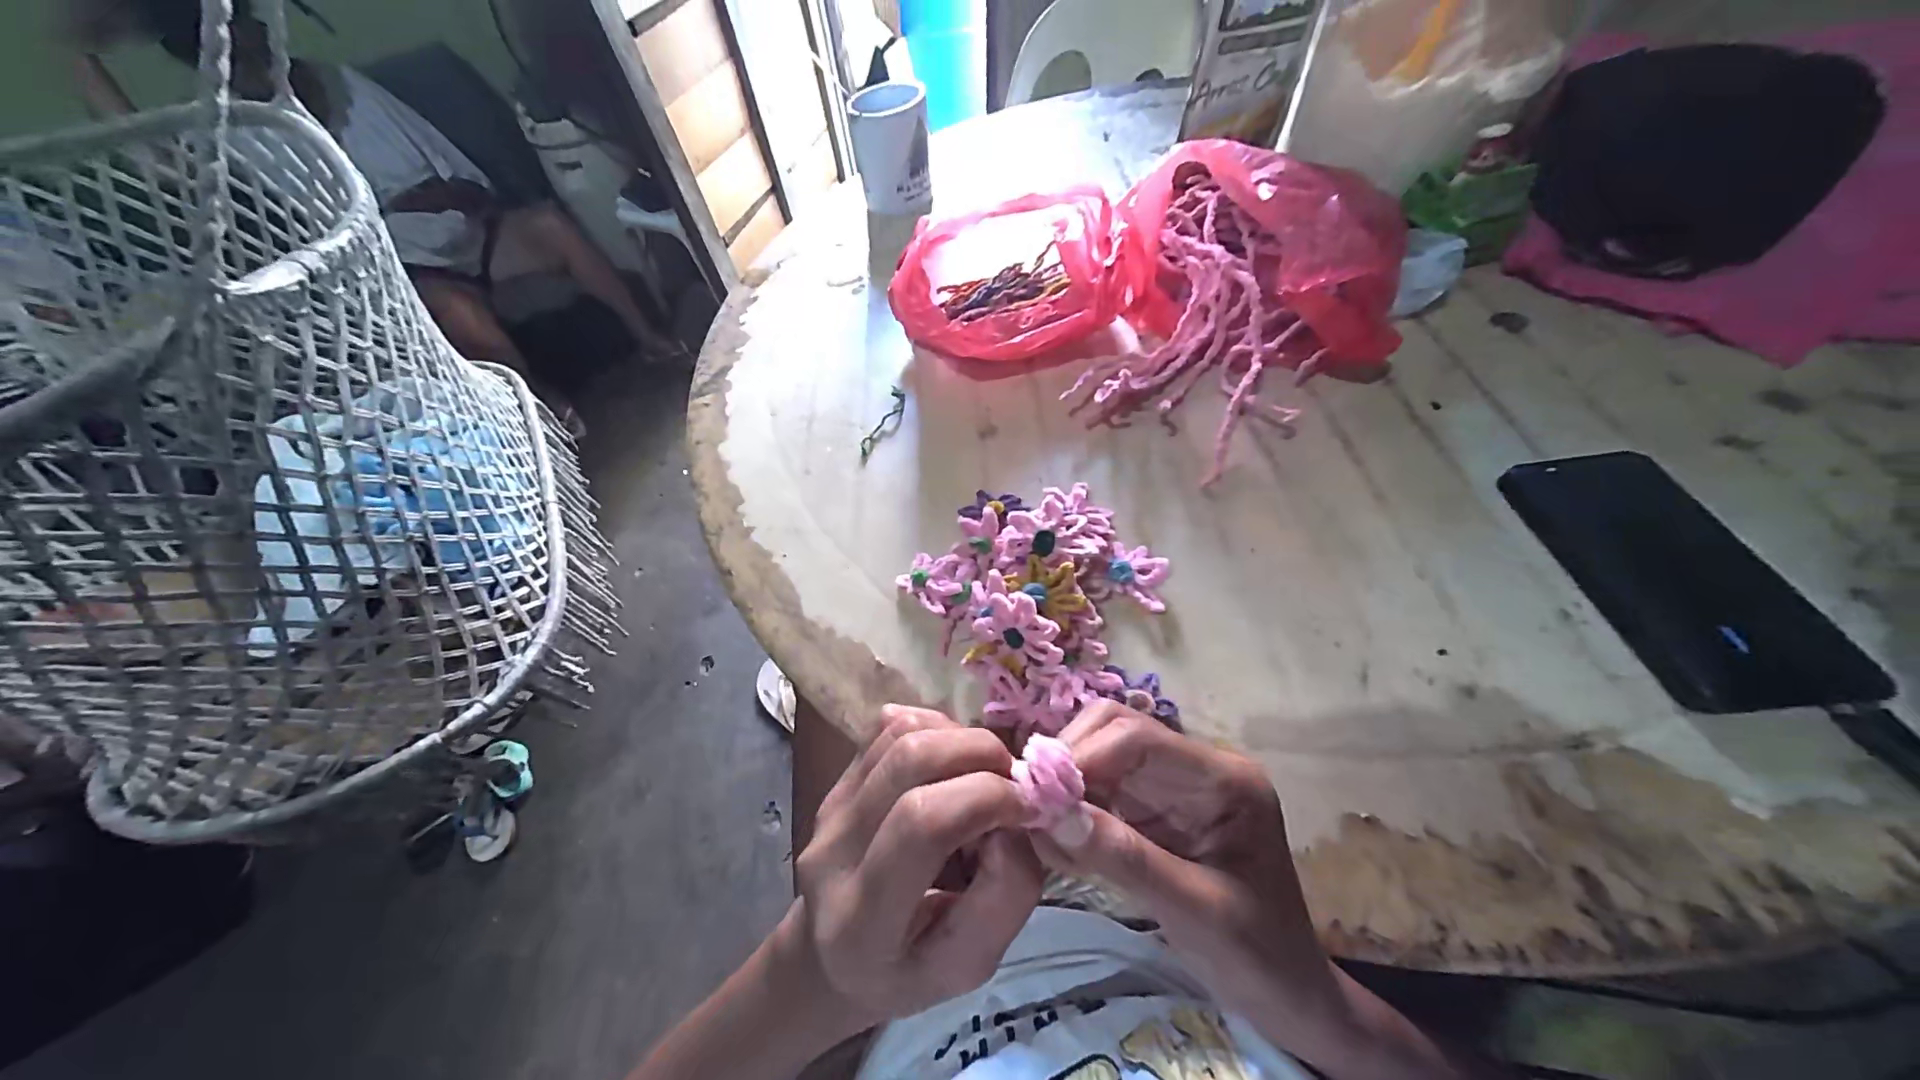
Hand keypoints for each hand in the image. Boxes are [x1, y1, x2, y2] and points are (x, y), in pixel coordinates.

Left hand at [792, 705, 1043, 1025]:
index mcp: (861, 919)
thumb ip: (1005, 895)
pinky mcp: (835, 778)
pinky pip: (890, 725)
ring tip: (985, 774)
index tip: (1029, 807)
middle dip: (982, 754)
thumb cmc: (910, 967)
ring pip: (902, 732)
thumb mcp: (970, 963)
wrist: (835, 954)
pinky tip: (953, 765)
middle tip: (1013, 783)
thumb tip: (1017, 818)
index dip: (987, 797)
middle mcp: (832, 851)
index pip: (922, 823)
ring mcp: (829, 806)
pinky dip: (937, 729)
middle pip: (912, 759)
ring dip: (962, 739)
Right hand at [1033, 701, 1339, 1026]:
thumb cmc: (1258, 955)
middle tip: (1032, 806)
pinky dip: (1072, 810)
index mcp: (1223, 779)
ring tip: (1042, 831)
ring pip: (1100, 754)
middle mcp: (1195, 768)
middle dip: (1069, 761)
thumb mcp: (1195, 912)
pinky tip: (1060, 846)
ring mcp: (1171, 786)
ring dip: (1065, 785)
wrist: (1288, 995)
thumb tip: (1051, 816)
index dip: (1083, 756)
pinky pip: (1100, 789)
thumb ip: (1126, 859)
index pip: (1139, 737)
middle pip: (1115, 730)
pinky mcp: (1152, 808)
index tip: (1038, 796)